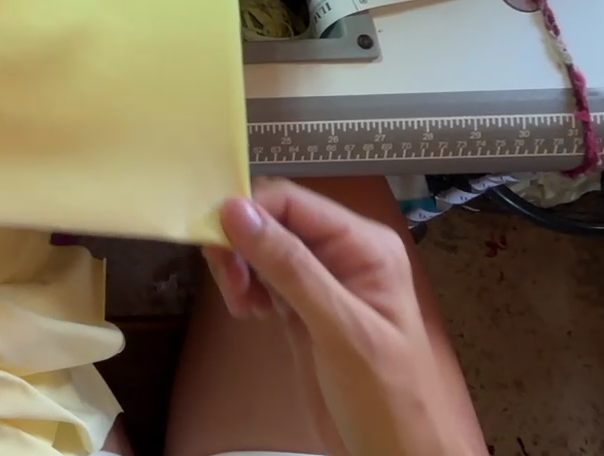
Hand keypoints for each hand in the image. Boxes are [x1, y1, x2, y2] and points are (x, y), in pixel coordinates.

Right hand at [204, 179, 478, 455]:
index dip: (249, 212)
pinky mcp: (302, 304)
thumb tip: (234, 210)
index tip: (215, 240)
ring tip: (240, 303)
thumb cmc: (388, 401)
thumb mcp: (341, 330)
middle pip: (271, 220)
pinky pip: (261, 275)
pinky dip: (245, 287)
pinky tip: (249, 312)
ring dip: (239, 267)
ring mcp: (321, 279)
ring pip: (260, 246)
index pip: (291, 202)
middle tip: (227, 280)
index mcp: (363, 244)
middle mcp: (341, 252)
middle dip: (241, 244)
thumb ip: (290, 267)